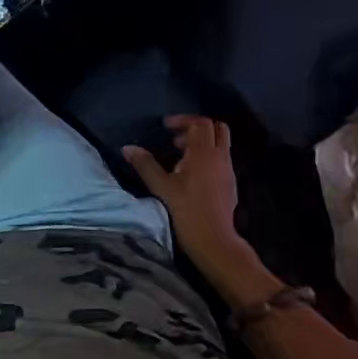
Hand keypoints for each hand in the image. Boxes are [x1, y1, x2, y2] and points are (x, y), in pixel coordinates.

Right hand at [123, 116, 271, 303]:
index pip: (201, 123)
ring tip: (178, 157)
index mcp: (205, 153)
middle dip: (196, 128)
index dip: (183, 120)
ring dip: (202, 143)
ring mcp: (228, 170)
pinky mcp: (229, 183)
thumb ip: (145, 164)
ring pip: (220, 144)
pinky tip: (190, 174)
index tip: (165, 127)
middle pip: (217, 129)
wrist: (213, 238)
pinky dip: (207, 157)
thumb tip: (127, 148)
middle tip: (175, 139)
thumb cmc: (185, 209)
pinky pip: (221, 159)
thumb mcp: (161, 186)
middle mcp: (221, 157)